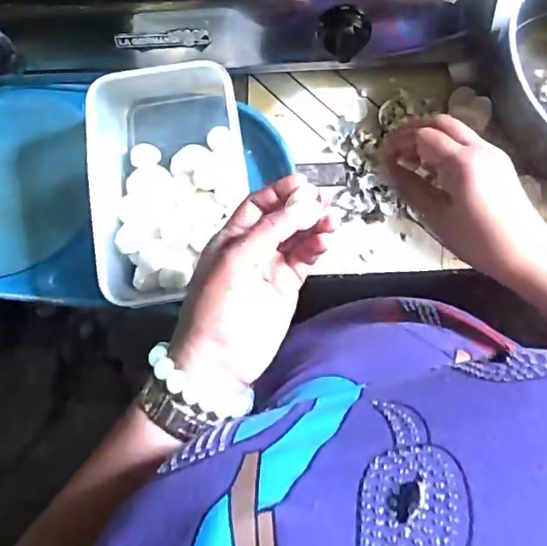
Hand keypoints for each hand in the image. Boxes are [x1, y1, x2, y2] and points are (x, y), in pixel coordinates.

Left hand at [168, 175, 334, 402]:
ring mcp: (271, 267)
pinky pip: (306, 257)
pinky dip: (317, 247)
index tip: (303, 182)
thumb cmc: (215, 310)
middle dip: (303, 206)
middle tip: (324, 200)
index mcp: (232, 237)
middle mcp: (253, 248)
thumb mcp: (238, 260)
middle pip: (283, 217)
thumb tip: (300, 203)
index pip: (259, 204)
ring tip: (330, 221)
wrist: (219, 363)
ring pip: (298, 236)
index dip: (280, 191)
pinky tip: (325, 242)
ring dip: (315, 225)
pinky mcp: (288, 285)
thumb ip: (271, 229)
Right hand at [380, 115, 546, 285]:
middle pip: (441, 122)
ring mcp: (493, 153)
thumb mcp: (438, 218)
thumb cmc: (480, 242)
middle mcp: (479, 149)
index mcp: (462, 161)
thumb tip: (390, 170)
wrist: (528, 255)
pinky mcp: (501, 162)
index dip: (399, 143)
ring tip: (414, 160)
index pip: (423, 135)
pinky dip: (448, 145)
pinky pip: (469, 142)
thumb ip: (411, 189)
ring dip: (432, 136)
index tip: (385, 159)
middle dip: (414, 131)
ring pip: (456, 129)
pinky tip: (438, 169)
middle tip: (396, 151)